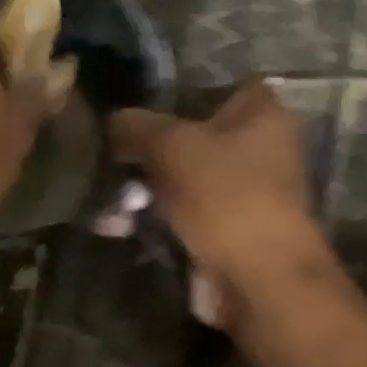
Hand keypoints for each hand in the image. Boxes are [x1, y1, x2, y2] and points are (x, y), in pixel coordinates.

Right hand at [110, 80, 348, 328]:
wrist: (258, 281)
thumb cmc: (224, 195)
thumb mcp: (170, 145)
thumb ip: (135, 125)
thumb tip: (113, 122)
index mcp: (263, 114)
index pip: (221, 84)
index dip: (180, 89)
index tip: (138, 101)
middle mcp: (261, 150)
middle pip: (193, 135)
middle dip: (149, 148)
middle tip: (110, 154)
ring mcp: (245, 194)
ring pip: (182, 179)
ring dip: (143, 189)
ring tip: (103, 198)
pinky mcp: (228, 233)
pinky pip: (181, 216)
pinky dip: (152, 220)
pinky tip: (115, 226)